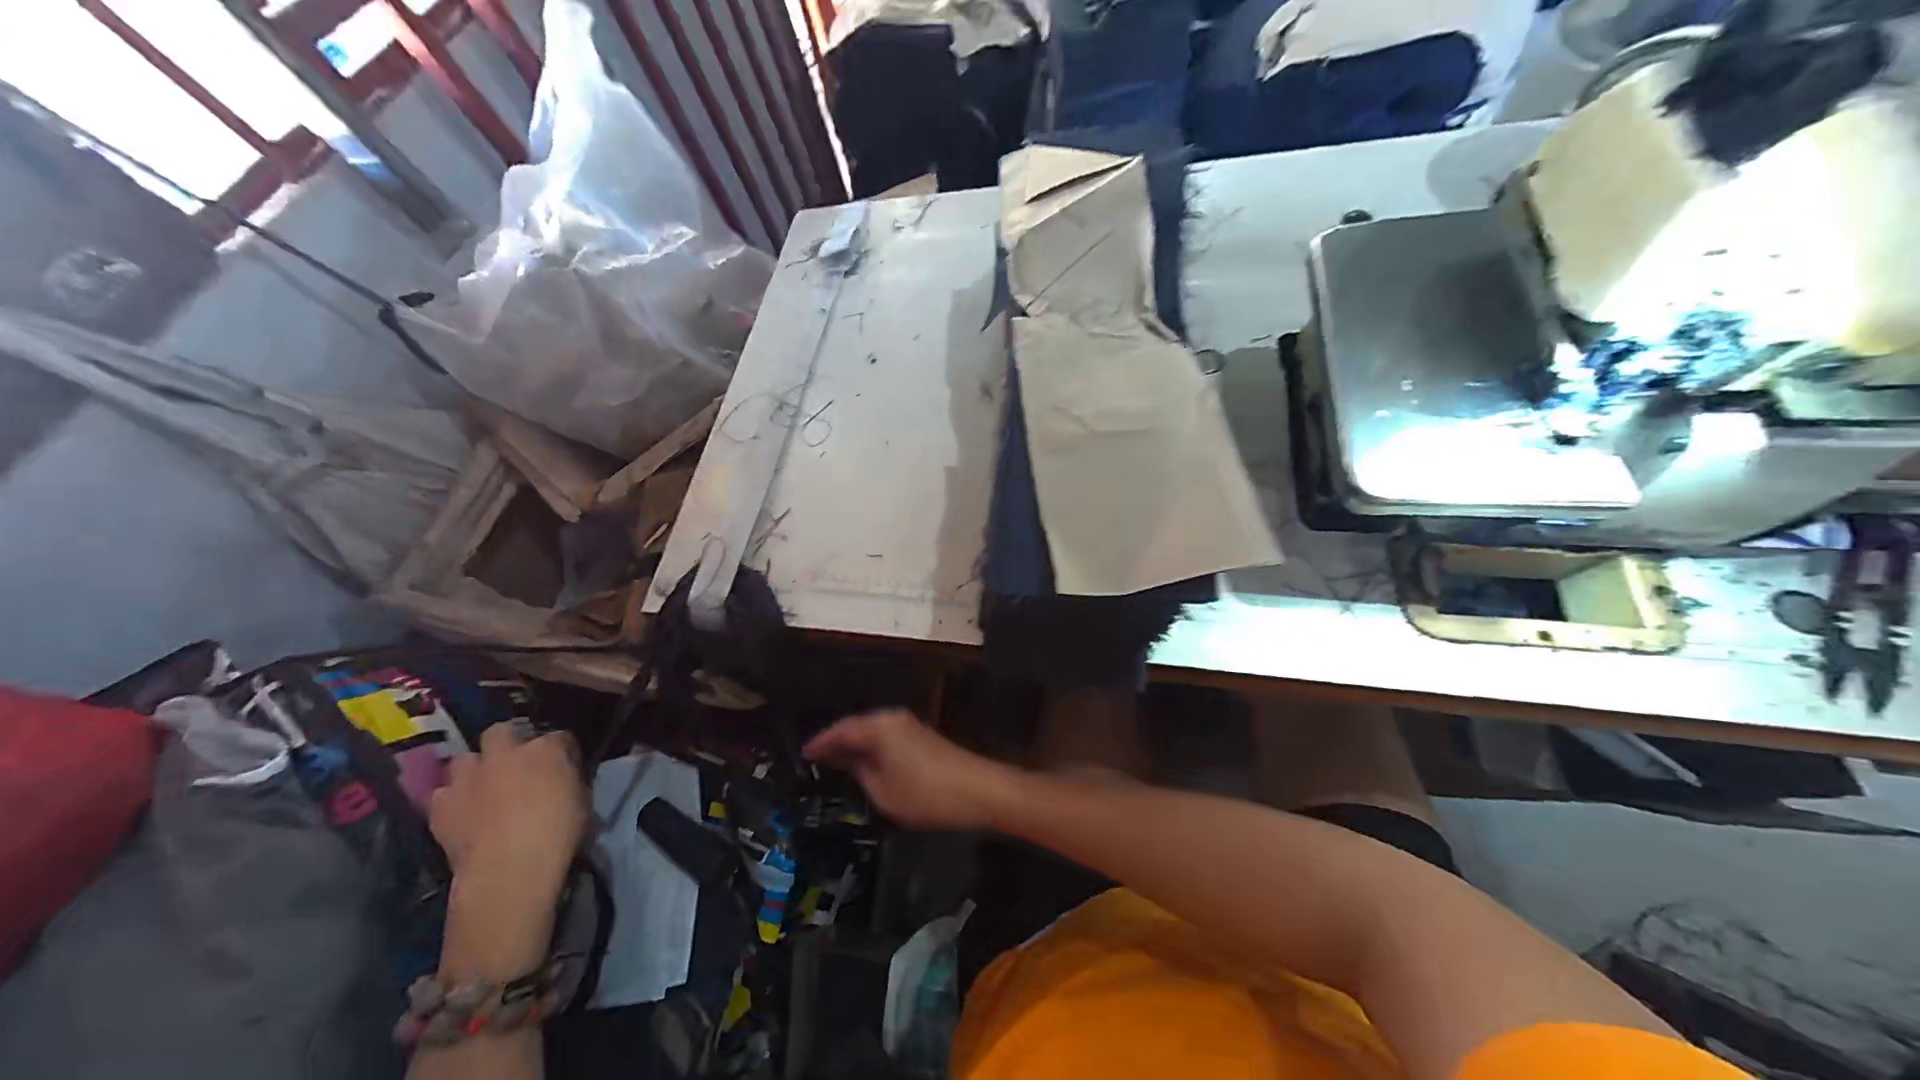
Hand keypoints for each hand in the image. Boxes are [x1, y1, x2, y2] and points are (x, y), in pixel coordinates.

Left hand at [430, 724, 589, 947]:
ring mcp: (468, 777)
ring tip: (482, 788)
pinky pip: (443, 794)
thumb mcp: (582, 803)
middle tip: (514, 764)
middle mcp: (505, 754)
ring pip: (464, 759)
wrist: (508, 868)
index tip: (565, 763)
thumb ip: (571, 781)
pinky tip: (461, 816)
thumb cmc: (557, 834)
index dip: (562, 750)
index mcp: (546, 751)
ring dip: (474, 770)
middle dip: (506, 743)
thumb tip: (565, 778)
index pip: (559, 736)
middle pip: (500, 732)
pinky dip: (452, 801)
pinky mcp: (441, 804)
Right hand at [802, 709, 1019, 829]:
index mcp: (880, 727)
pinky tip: (867, 763)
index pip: (840, 730)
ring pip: (872, 730)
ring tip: (836, 761)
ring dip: (855, 744)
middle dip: (836, 741)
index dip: (820, 742)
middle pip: (856, 726)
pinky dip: (871, 747)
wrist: (980, 791)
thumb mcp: (884, 793)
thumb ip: (861, 774)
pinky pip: (886, 736)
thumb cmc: (928, 795)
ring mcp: (910, 725)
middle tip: (816, 757)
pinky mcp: (922, 736)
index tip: (804, 753)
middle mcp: (893, 718)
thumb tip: (850, 762)